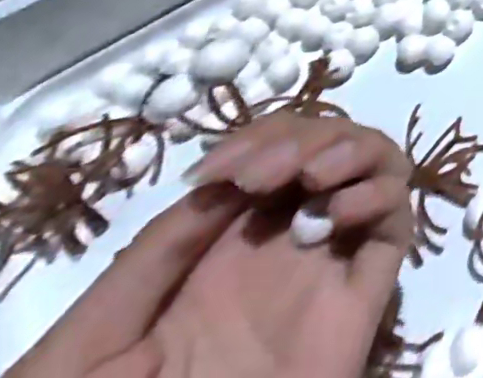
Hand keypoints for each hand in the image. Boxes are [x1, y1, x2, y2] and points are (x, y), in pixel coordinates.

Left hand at [9, 116, 412, 377]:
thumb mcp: (87, 347)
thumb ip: (152, 257)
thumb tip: (225, 187)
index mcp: (221, 243)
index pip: (269, 151)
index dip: (258, 138)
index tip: (223, 171)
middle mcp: (285, 239)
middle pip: (329, 143)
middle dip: (305, 136)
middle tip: (267, 174)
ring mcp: (328, 262)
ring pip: (376, 167)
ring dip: (353, 148)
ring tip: (315, 175)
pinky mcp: (364, 295)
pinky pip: (396, 224)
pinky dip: (382, 194)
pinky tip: (340, 210)